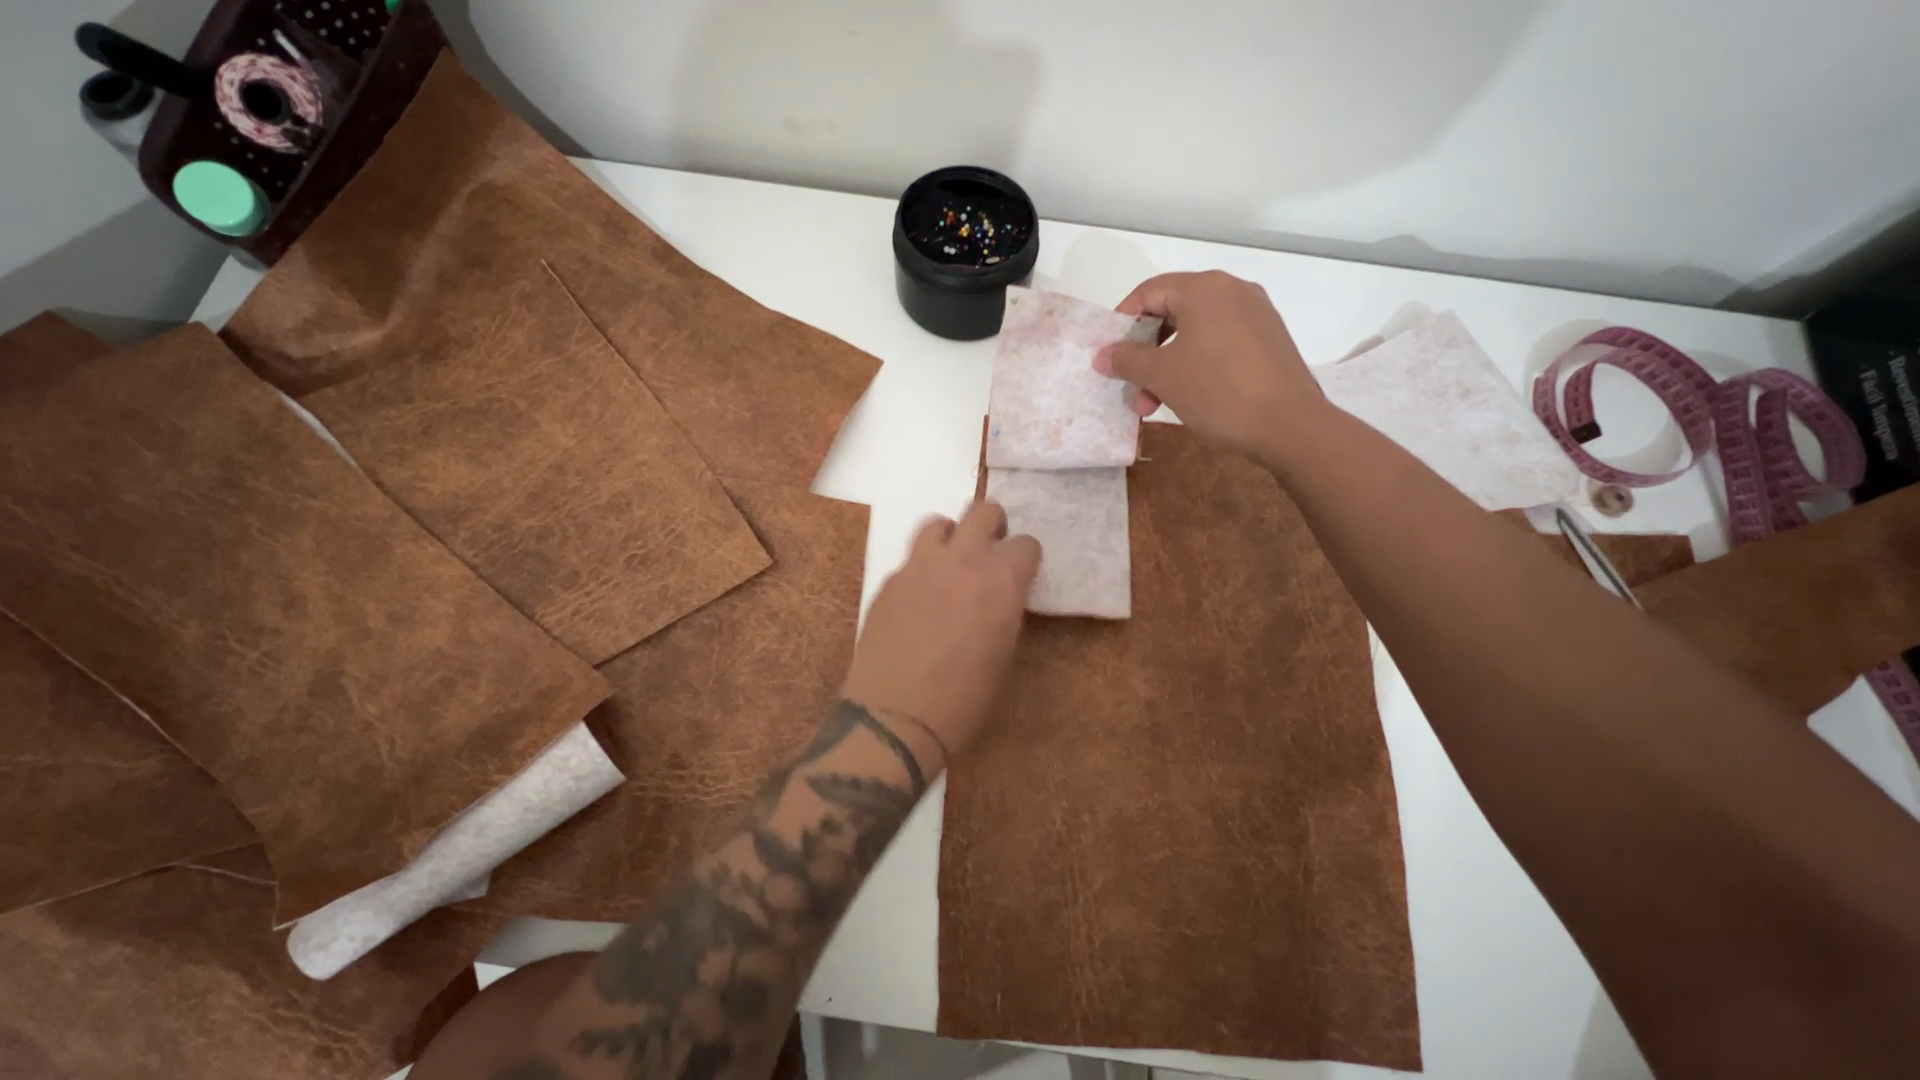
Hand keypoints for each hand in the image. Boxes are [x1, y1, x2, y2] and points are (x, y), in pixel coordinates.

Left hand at [842, 500, 1040, 766]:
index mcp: (1002, 582)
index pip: (1026, 544)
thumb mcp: (1003, 657)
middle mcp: (963, 561)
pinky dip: (921, 568)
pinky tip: (919, 598)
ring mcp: (919, 566)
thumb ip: (1004, 615)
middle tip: (991, 549)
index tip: (1022, 573)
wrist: (894, 717)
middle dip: (993, 525)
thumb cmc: (963, 701)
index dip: (1026, 559)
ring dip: (951, 537)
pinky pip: (910, 558)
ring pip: (939, 523)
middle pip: (983, 511)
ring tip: (951, 564)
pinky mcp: (889, 581)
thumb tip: (999, 602)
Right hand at [1092, 270, 1329, 463]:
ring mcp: (1256, 314)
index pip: (1148, 292)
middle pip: (1172, 312)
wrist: (1290, 426)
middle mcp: (1232, 291)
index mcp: (1204, 288)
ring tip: (1156, 403)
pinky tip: (1190, 397)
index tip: (1110, 356)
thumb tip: (1102, 355)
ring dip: (1168, 365)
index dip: (1122, 322)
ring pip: (1196, 332)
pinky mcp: (1269, 340)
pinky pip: (1220, 343)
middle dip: (1146, 353)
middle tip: (1133, 389)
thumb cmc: (1218, 391)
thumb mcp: (1163, 376)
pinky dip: (1197, 364)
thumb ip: (1127, 360)